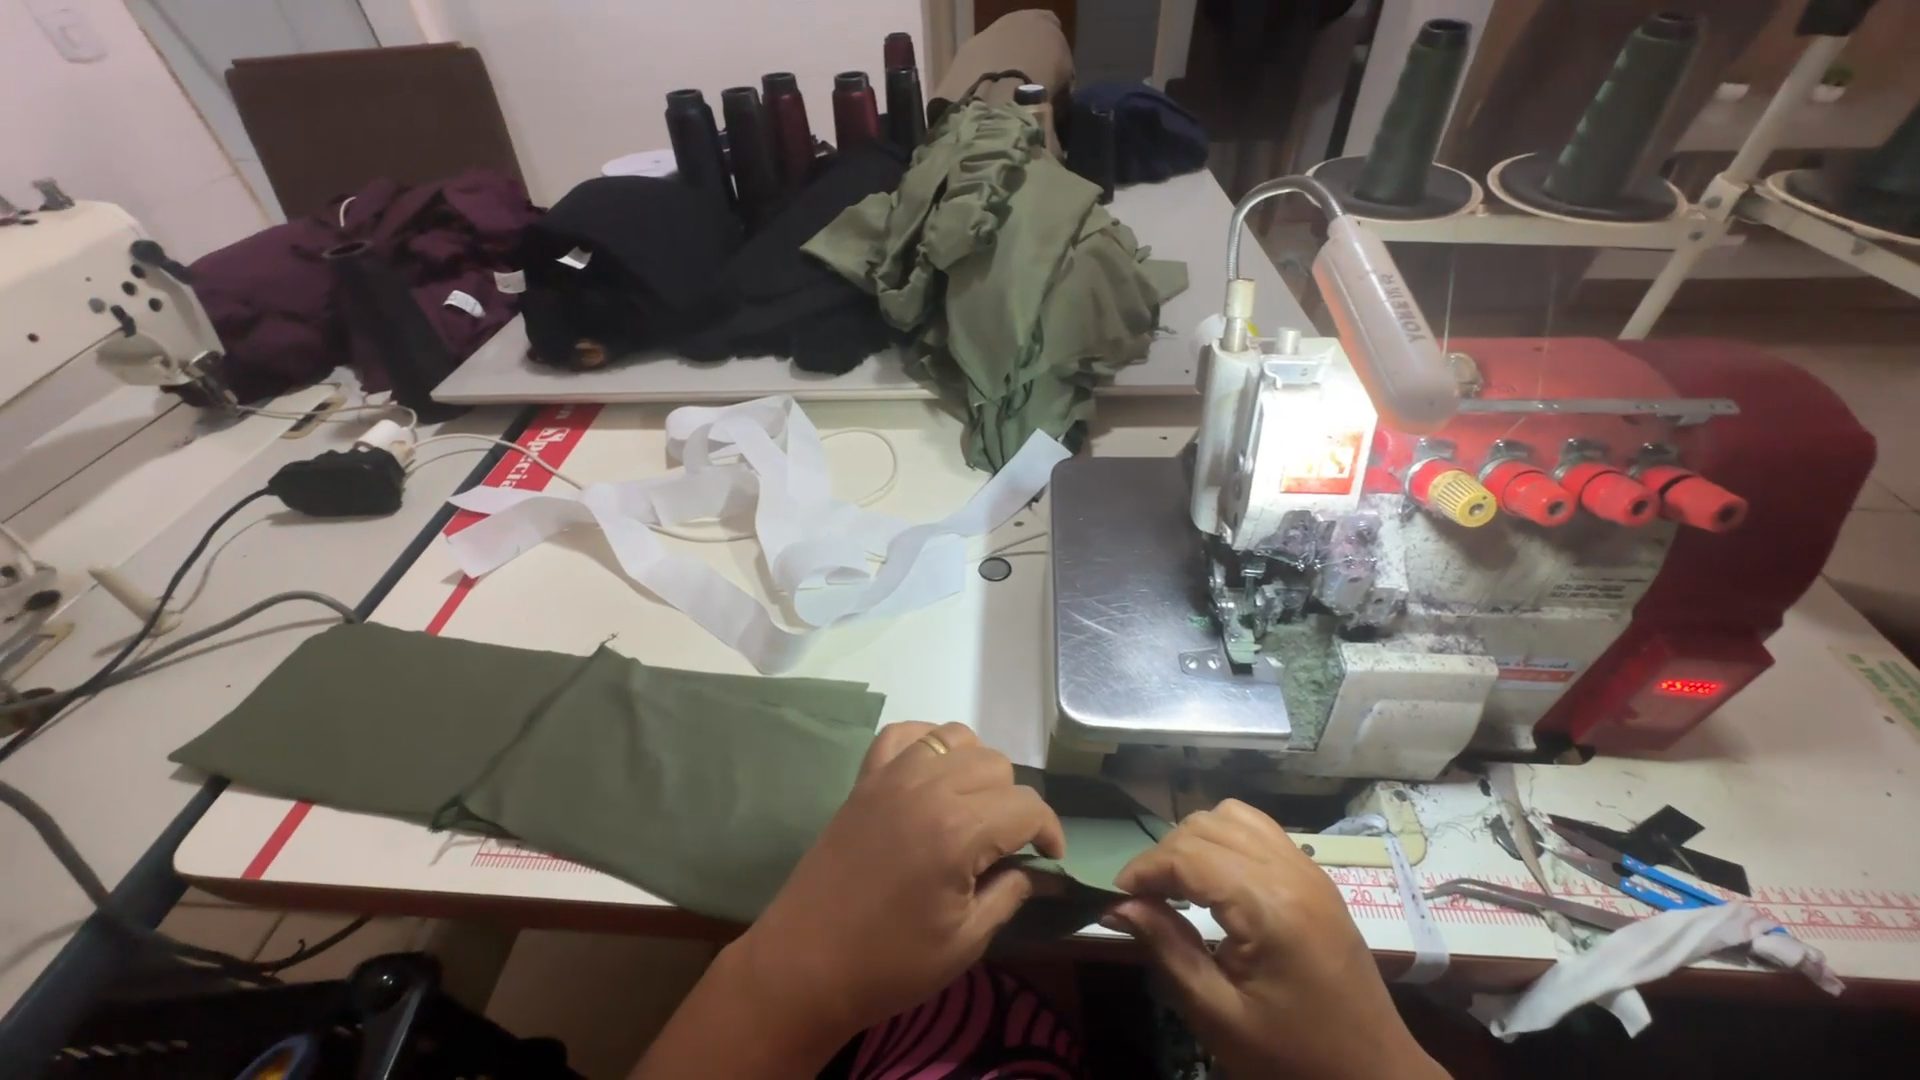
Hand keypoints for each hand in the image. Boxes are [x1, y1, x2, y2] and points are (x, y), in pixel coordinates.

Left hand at [728, 721, 1065, 1043]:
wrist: (804, 965)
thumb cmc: (890, 963)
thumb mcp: (966, 940)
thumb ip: (1010, 891)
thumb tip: (1039, 869)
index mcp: (958, 830)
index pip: (1028, 805)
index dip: (1049, 831)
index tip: (1049, 859)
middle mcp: (928, 787)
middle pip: (997, 764)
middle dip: (1014, 802)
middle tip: (1006, 845)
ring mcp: (891, 776)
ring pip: (957, 737)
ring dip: (976, 767)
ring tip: (972, 807)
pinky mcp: (865, 778)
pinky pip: (904, 733)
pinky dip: (927, 743)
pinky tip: (932, 774)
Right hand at [1108, 800, 1445, 1079]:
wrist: (1375, 1078)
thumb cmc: (1293, 1057)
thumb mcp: (1218, 1014)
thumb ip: (1166, 949)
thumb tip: (1119, 905)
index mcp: (1270, 907)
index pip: (1188, 856)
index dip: (1143, 870)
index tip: (1117, 898)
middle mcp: (1291, 871)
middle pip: (1206, 826)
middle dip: (1165, 854)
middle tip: (1144, 898)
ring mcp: (1308, 868)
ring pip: (1231, 815)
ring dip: (1194, 839)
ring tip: (1177, 883)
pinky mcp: (1314, 876)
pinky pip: (1258, 828)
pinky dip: (1224, 838)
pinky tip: (1214, 877)